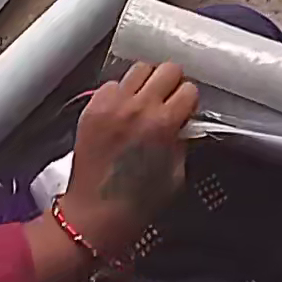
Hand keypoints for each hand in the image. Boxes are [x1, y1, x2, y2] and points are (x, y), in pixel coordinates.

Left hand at [57, 62, 198, 258]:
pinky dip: (119, 93)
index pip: (189, 89)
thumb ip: (182, 140)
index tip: (185, 110)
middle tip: (168, 99)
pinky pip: (112, 84)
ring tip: (144, 100)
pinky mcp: (92, 107)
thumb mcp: (176, 172)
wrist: (96, 212)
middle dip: (172, 83)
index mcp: (163, 124)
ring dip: (146, 82)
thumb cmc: (139, 201)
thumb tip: (183, 122)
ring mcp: (112, 104)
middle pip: (167, 69)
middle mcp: (138, 107)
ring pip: (138, 69)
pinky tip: (121, 110)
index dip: (189, 101)